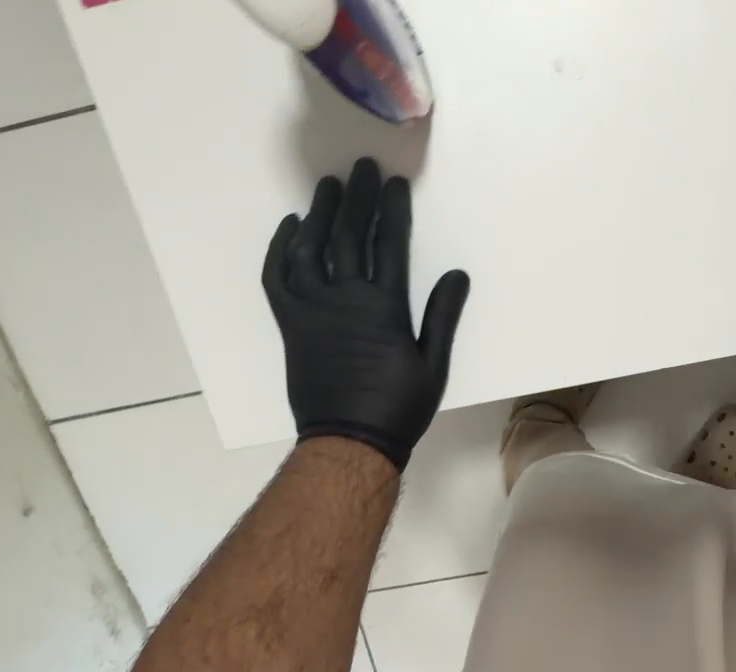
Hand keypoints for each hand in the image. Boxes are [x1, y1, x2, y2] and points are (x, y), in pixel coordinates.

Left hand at [263, 158, 470, 470]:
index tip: (394, 184)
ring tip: (327, 188)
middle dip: (357, 198)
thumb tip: (457, 275)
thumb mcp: (433, 367)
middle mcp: (345, 299)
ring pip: (311, 248)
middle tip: (361, 168)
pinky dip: (281, 249)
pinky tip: (290, 228)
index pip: (390, 244)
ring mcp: (312, 309)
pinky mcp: (290, 323)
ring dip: (319, 214)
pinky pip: (278, 277)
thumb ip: (442, 317)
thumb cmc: (398, 408)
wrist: (349, 440)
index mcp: (384, 308)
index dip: (392, 210)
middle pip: (350, 235)